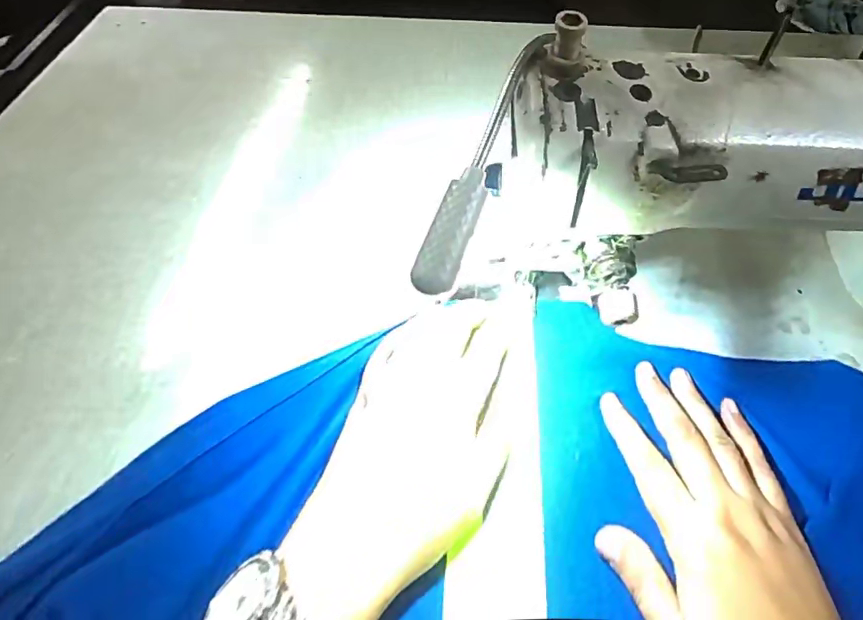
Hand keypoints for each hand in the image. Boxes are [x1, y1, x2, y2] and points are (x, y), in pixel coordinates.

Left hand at [277, 301, 512, 619]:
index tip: (519, 310)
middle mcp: (422, 388)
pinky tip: (411, 335)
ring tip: (458, 313)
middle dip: (474, 313)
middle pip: (451, 332)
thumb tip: (518, 389)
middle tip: (491, 308)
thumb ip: (501, 430)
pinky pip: (388, 356)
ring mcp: (389, 393)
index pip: (489, 346)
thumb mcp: (477, 485)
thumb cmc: (418, 523)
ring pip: (419, 338)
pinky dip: (405, 337)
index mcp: (456, 403)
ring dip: (443, 319)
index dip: (508, 322)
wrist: (343, 553)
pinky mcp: (364, 406)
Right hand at [597, 363, 839, 619]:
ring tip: (682, 377)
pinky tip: (732, 409)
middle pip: (686, 442)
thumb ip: (643, 577)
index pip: (651, 470)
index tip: (612, 404)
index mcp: (693, 537)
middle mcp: (726, 510)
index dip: (628, 433)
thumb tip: (607, 536)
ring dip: (699, 405)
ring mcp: (758, 508)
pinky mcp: (784, 516)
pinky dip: (744, 431)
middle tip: (646, 372)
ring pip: (722, 441)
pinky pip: (760, 461)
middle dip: (662, 402)